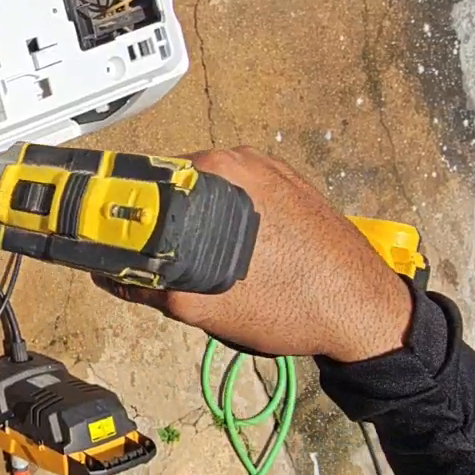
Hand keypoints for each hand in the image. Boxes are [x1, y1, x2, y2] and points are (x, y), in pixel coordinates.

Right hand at [95, 147, 411, 361]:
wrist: (367, 315)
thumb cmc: (290, 304)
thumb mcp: (201, 305)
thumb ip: (144, 285)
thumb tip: (106, 274)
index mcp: (218, 170)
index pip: (144, 181)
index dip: (125, 214)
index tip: (119, 243)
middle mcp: (242, 159)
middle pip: (174, 188)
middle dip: (163, 224)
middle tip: (166, 265)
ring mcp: (271, 171)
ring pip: (207, 196)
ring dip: (196, 227)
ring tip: (207, 266)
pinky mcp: (291, 188)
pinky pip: (239, 201)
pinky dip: (227, 225)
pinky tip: (239, 258)